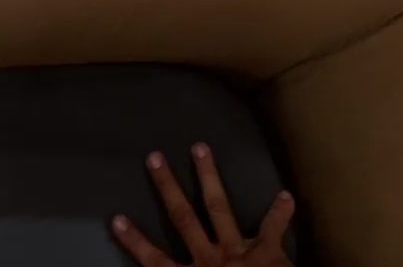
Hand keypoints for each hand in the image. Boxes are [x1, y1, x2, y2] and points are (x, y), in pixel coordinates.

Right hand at [111, 143, 294, 266]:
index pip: (157, 262)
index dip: (136, 242)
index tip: (116, 218)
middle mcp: (210, 260)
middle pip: (183, 218)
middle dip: (168, 188)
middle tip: (155, 156)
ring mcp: (238, 252)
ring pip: (218, 207)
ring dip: (209, 177)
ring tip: (200, 146)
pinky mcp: (267, 254)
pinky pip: (272, 229)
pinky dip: (280, 213)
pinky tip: (287, 196)